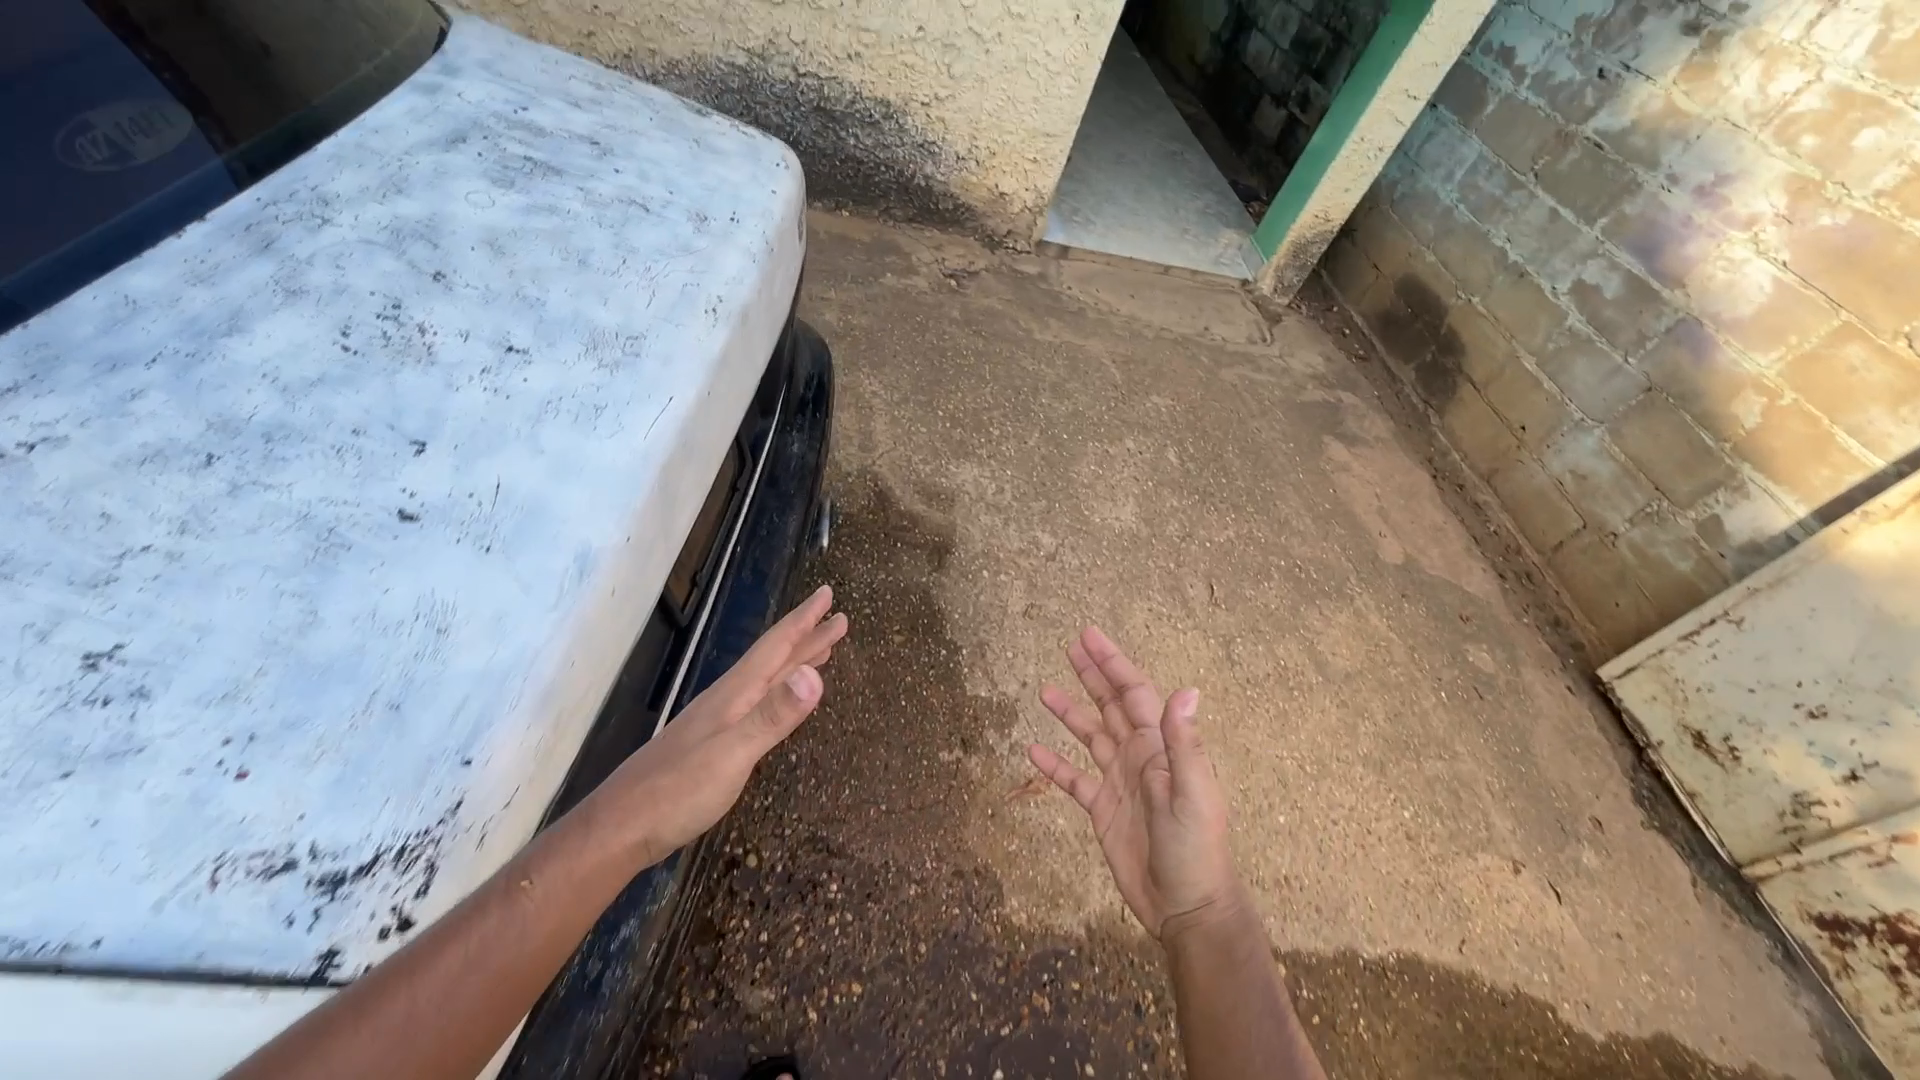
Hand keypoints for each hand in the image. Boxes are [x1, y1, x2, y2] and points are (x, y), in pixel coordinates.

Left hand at [600, 585, 847, 863]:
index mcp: (733, 696)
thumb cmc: (677, 792)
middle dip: (805, 636)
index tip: (828, 595)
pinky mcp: (712, 746)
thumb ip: (773, 715)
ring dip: (793, 661)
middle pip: (772, 660)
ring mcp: (717, 723)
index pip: (775, 649)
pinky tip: (776, 700)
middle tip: (835, 616)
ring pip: (764, 680)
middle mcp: (726, 701)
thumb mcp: (732, 754)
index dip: (803, 622)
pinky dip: (777, 692)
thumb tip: (814, 674)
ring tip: (819, 650)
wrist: (620, 828)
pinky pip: (756, 704)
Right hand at [1028, 627, 1238, 939]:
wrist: (1186, 905)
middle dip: (1093, 675)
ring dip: (1070, 713)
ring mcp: (1120, 782)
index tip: (1089, 637)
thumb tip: (1186, 690)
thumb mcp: (1193, 794)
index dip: (1112, 664)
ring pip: (1090, 736)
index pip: (1133, 694)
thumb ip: (1184, 743)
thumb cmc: (1197, 849)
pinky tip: (1033, 751)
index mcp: (1160, 748)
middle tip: (1071, 646)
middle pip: (1111, 705)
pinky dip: (1054, 765)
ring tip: (1045, 690)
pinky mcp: (1103, 809)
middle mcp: (1139, 757)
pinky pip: (1074, 779)